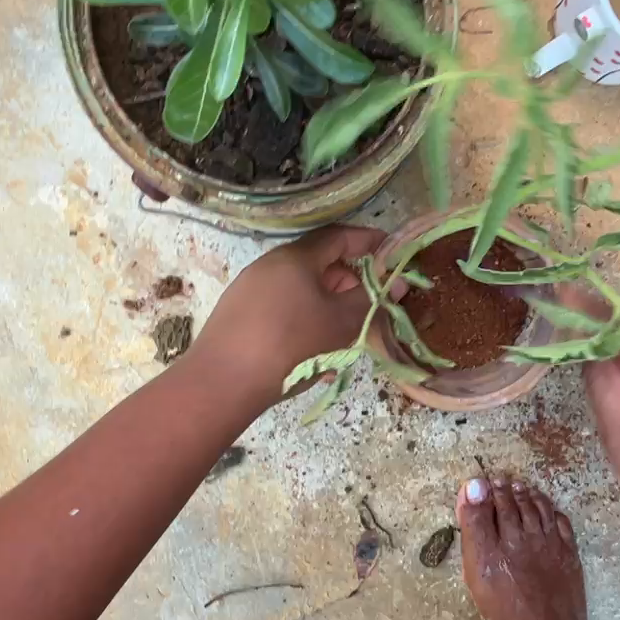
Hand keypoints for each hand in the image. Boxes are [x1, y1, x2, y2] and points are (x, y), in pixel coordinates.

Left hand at [188, 225, 389, 403]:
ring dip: (328, 310)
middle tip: (370, 309)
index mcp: (295, 258)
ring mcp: (250, 290)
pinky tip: (314, 357)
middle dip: (349, 285)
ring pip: (302, 293)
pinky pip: (283, 311)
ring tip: (344, 342)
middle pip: (319, 265)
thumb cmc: (290, 345)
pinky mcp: (239, 316)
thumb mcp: (341, 323)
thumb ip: (371, 301)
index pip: (338, 236)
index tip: (392, 253)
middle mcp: (270, 266)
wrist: (222, 383)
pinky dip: (305, 324)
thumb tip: (396, 284)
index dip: (368, 242)